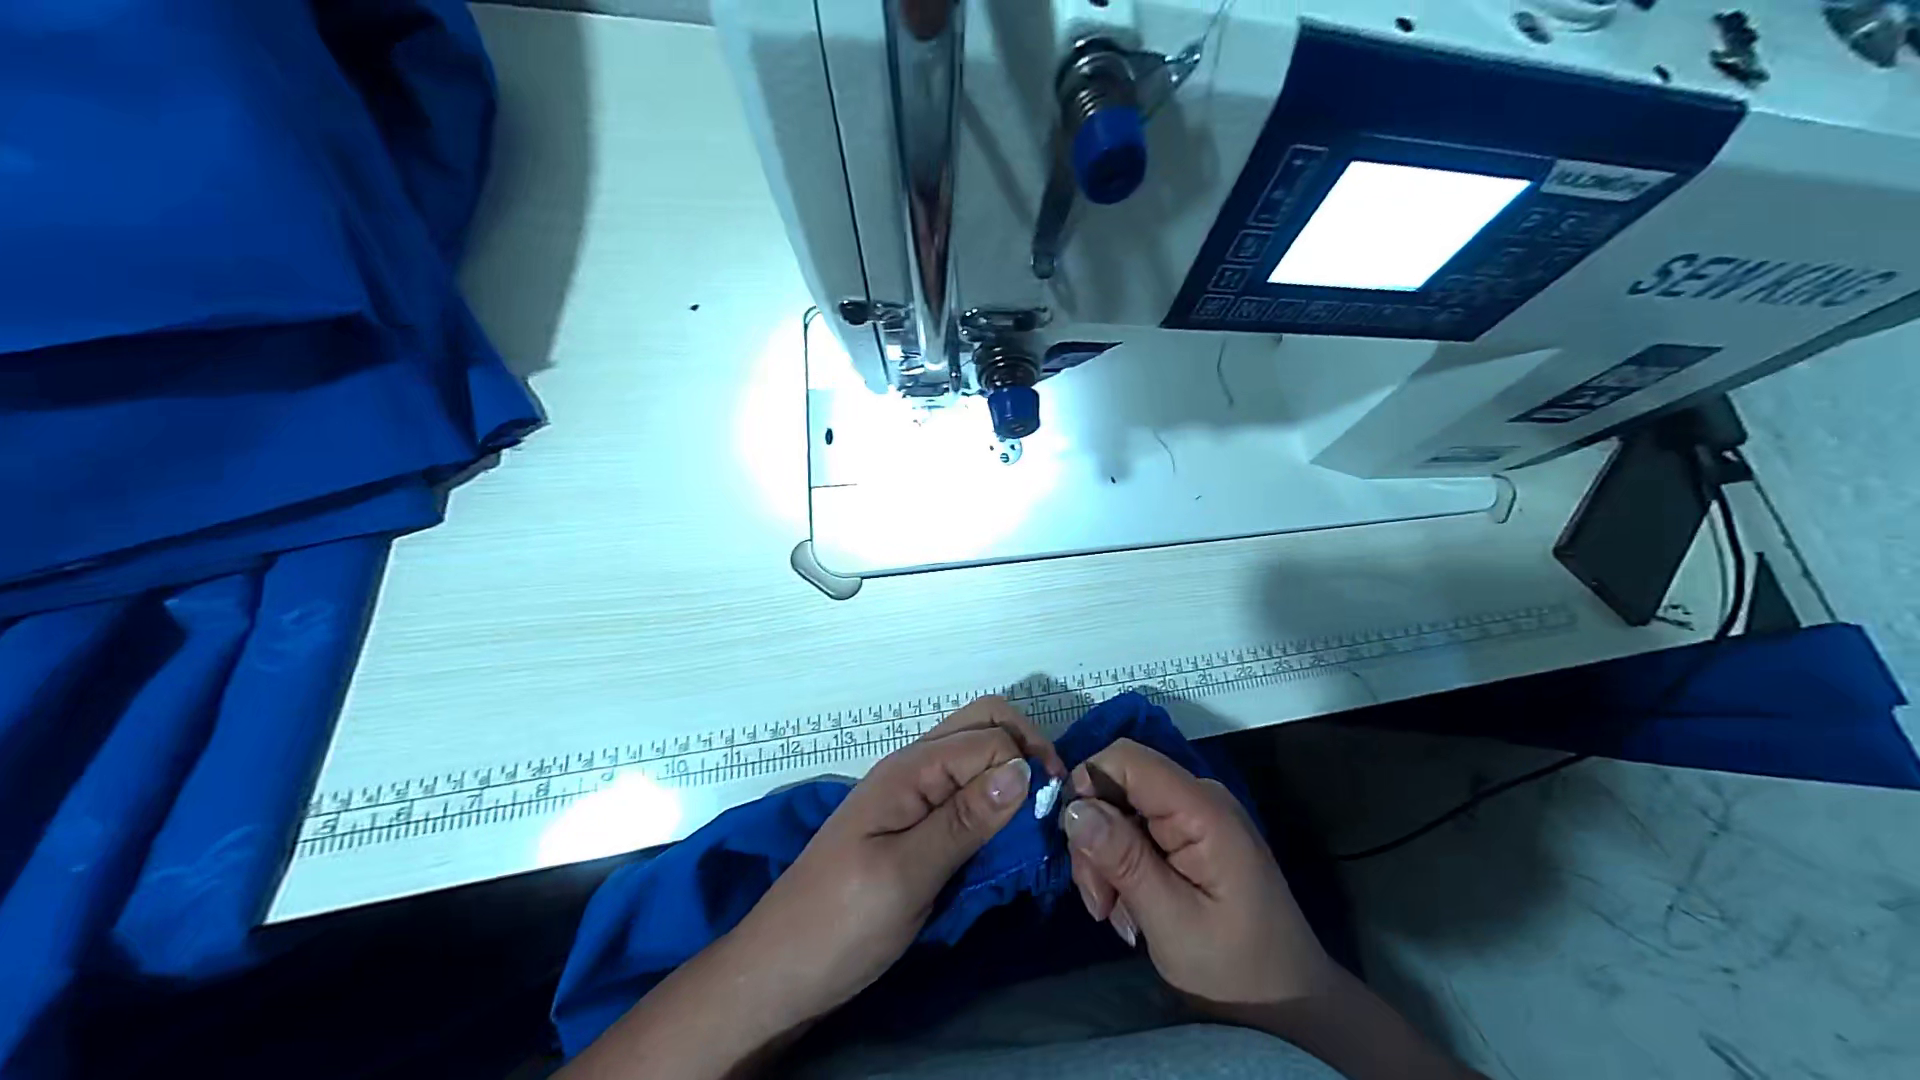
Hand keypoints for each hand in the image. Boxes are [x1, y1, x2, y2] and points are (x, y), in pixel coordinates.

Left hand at [562, 697, 1063, 1079]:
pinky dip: (994, 799)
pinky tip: (1007, 833)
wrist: (782, 968)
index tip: (1053, 814)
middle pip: (982, 725)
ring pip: (976, 754)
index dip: (1028, 765)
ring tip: (1035, 821)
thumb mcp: (905, 875)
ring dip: (1013, 773)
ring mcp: (912, 791)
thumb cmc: (840, 924)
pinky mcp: (915, 819)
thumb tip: (1023, 770)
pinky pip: (964, 789)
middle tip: (1049, 806)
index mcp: (908, 769)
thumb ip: (964, 820)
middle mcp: (913, 766)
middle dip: (1025, 751)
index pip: (988, 737)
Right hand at [1062, 739, 1485, 1079]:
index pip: (1126, 758)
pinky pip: (1135, 828)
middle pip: (1117, 784)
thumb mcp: (1172, 920)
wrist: (1288, 1005)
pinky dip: (1120, 864)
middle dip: (1094, 837)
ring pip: (1119, 808)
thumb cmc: (1235, 967)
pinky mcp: (1187, 833)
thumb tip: (1072, 808)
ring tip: (1115, 913)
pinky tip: (1129, 906)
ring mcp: (1193, 814)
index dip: (1088, 786)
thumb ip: (1123, 859)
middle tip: (1098, 902)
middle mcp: (1197, 796)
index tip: (1076, 845)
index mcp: (1201, 807)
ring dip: (1104, 859)